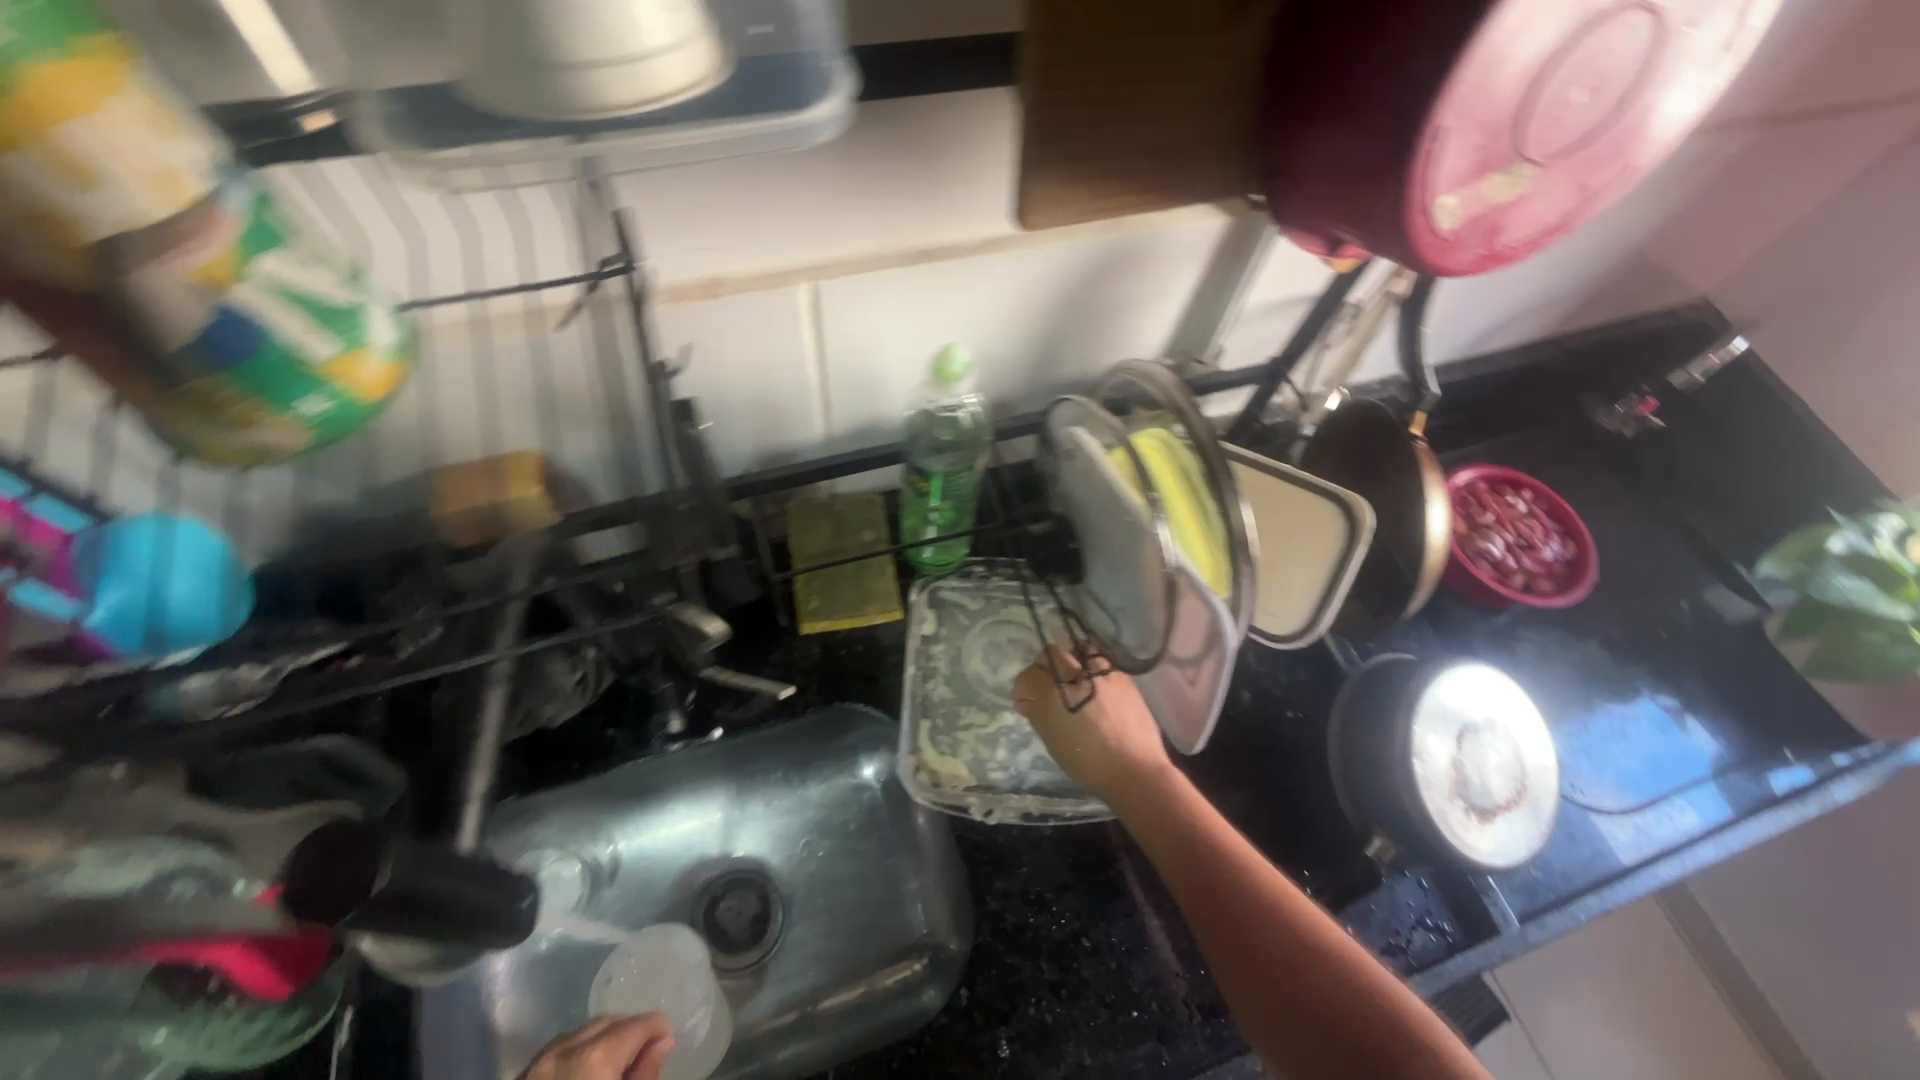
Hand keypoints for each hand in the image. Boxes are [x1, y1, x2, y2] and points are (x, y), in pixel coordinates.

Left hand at [519, 1014, 675, 1079]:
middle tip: (644, 1050)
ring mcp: (537, 1063)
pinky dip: (575, 1052)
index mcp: (597, 1056)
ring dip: (602, 1038)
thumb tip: (661, 1042)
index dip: (658, 1029)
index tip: (666, 1041)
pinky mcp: (521, 1076)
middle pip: (608, 1022)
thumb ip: (646, 1074)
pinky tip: (584, 1070)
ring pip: (580, 1033)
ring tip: (615, 1061)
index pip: (639, 1023)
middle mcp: (565, 1049)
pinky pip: (555, 1051)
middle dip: (629, 1030)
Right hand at [1012, 645, 1171, 802]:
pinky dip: (1090, 661)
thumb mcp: (1054, 742)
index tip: (1026, 698)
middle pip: (1051, 654)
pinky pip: (1100, 656)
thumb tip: (1024, 702)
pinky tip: (1091, 679)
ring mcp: (1100, 671)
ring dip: (1069, 659)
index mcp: (1052, 693)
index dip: (1023, 686)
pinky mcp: (1121, 675)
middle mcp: (1075, 674)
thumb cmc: (1088, 762)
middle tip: (1047, 685)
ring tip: (1071, 677)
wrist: (1134, 768)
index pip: (1028, 675)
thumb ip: (1037, 715)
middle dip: (1044, 666)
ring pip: (1076, 649)